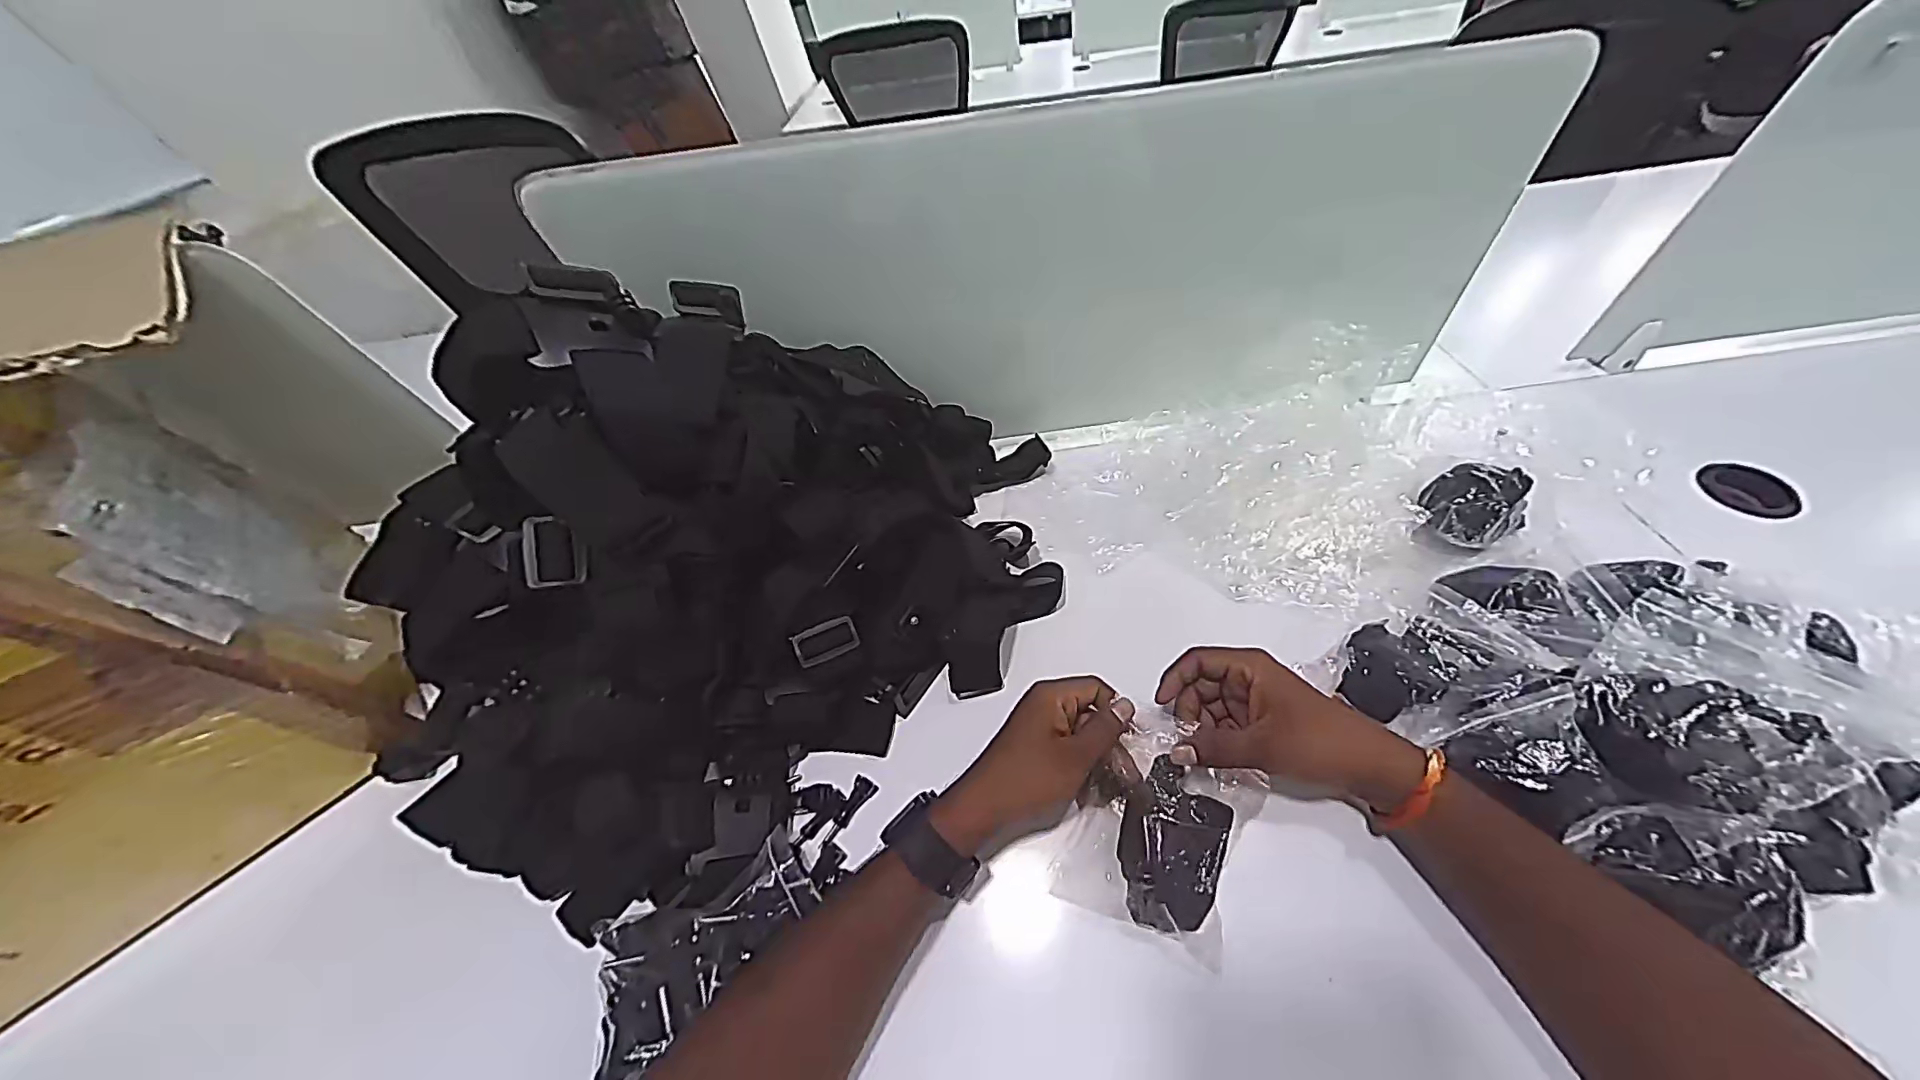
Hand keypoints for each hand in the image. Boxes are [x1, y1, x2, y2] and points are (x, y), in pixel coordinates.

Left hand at [932, 677, 1133, 853]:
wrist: (986, 808)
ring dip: (1095, 761)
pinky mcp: (1035, 748)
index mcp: (1051, 697)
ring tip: (1101, 786)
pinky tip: (1084, 791)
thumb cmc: (1020, 780)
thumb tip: (1123, 708)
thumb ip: (1105, 729)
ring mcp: (1038, 727)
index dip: (1117, 715)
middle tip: (1121, 770)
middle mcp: (1043, 706)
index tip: (1127, 739)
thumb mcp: (1077, 755)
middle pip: (1091, 714)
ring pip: (1081, 736)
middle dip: (1108, 745)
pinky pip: (1067, 750)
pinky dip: (1078, 768)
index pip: (1098, 690)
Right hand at [1156, 647, 1425, 812]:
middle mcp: (1249, 679)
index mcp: (1250, 667)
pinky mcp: (1261, 723)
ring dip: (1203, 730)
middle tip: (1187, 739)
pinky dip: (1217, 740)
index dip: (1175, 680)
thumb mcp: (1262, 746)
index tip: (1163, 704)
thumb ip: (1213, 748)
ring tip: (1206, 753)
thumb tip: (1178, 751)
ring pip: (1210, 709)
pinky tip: (1218, 758)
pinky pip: (1225, 726)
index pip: (1197, 661)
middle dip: (1189, 712)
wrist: (1370, 767)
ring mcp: (1255, 702)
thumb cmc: (1327, 741)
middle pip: (1200, 686)